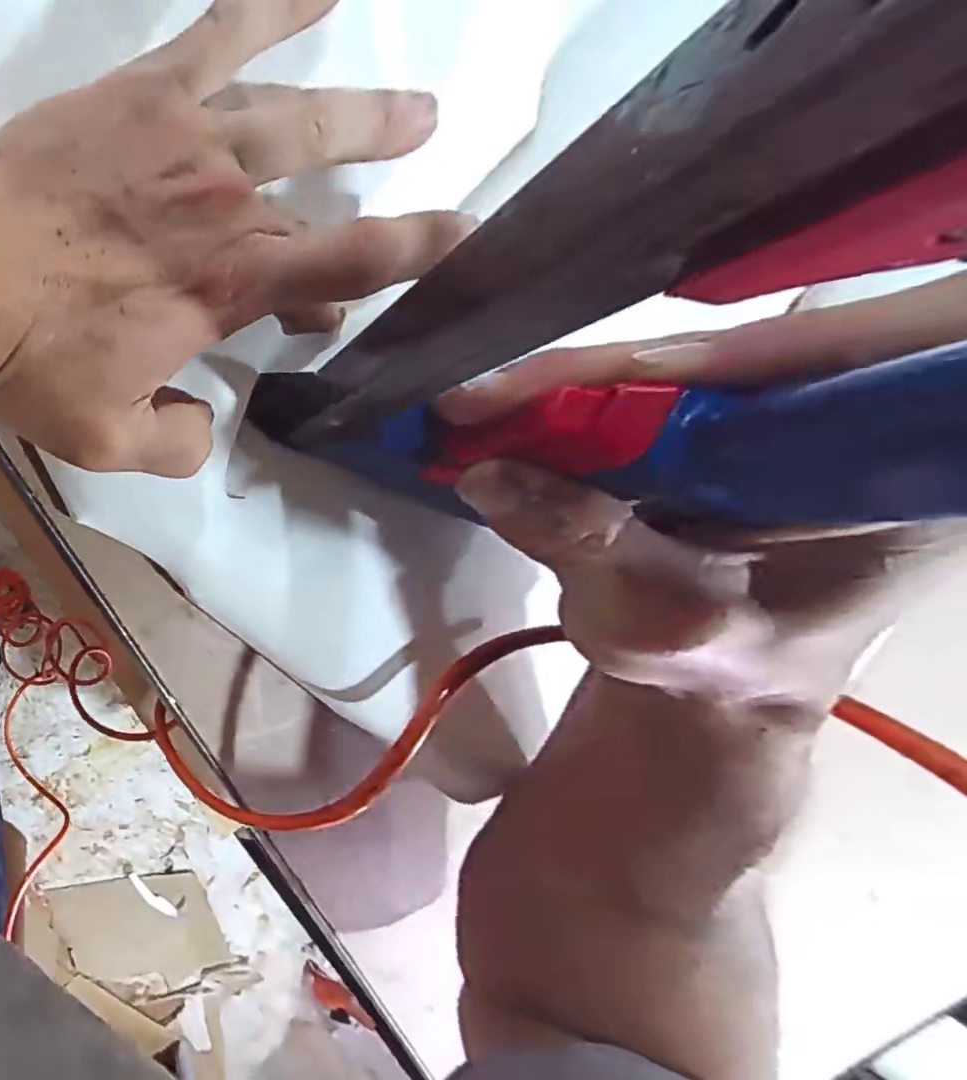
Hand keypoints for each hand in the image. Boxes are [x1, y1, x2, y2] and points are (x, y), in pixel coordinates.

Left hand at [0, 0, 472, 477]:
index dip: (415, 256)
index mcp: (226, 289)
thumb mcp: (103, 438)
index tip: (459, 250)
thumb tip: (208, 424)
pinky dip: (277, 4)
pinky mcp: (142, 95)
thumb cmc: (28, 357)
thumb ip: (172, 445)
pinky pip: (222, 33)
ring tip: (415, 110)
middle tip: (398, 215)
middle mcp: (227, 208)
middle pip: (312, 212)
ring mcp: (188, 140)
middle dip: (356, 224)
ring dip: (363, 116)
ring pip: (298, 118)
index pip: (348, 267)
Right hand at [439, 272, 966, 708]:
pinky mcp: (726, 426)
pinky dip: (569, 403)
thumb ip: (583, 541)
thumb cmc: (711, 664)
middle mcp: (862, 425)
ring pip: (676, 366)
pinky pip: (647, 392)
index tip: (559, 387)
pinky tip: (509, 414)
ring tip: (480, 405)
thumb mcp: (653, 617)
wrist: (711, 678)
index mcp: (903, 472)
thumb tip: (483, 473)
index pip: (805, 371)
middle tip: (486, 397)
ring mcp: (791, 420)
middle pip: (726, 355)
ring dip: (570, 385)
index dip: (681, 369)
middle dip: (596, 375)